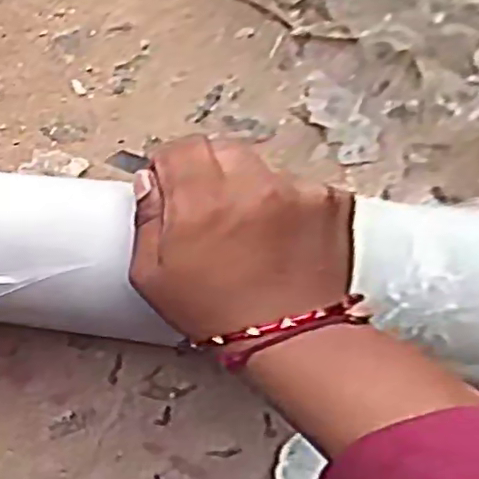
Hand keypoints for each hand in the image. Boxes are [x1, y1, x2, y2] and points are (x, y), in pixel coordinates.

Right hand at [129, 137, 353, 342]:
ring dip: (240, 186)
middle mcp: (254, 187)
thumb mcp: (149, 272)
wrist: (285, 329)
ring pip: (257, 167)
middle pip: (221, 148)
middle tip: (194, 207)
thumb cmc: (208, 307)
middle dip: (202, 170)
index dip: (166, 162)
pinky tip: (267, 235)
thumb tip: (149, 182)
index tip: (162, 180)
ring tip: (235, 229)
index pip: (182, 149)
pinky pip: (292, 184)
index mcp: (201, 205)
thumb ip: (146, 220)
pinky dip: (275, 201)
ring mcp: (299, 189)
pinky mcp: (331, 197)